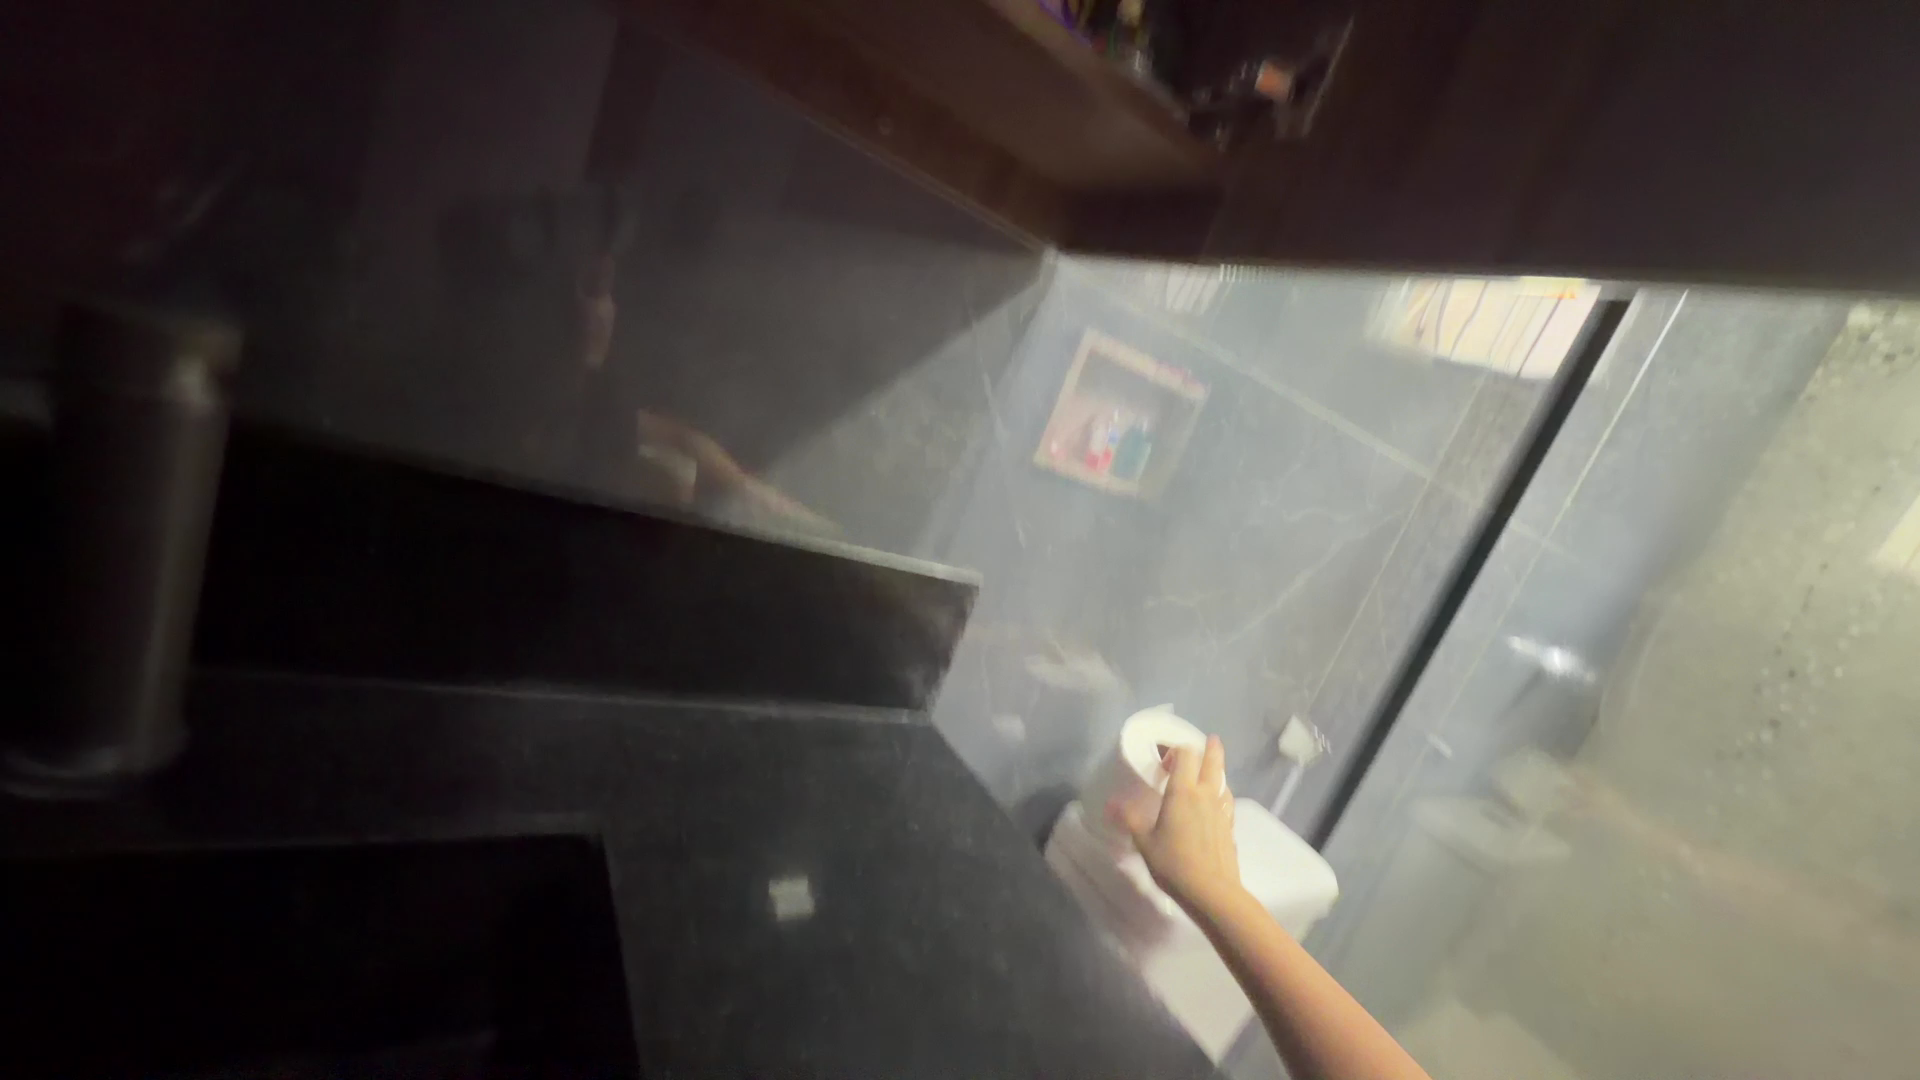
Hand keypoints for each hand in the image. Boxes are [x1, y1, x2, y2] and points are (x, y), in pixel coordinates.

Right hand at [1111, 735, 1243, 917]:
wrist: (1212, 893)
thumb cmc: (1174, 863)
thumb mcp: (1144, 841)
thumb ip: (1129, 818)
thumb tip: (1109, 804)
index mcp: (1183, 791)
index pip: (1185, 754)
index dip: (1175, 749)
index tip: (1163, 760)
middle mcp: (1205, 794)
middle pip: (1213, 761)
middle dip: (1211, 748)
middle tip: (1209, 740)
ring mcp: (1222, 811)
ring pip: (1223, 780)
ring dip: (1217, 771)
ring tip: (1209, 773)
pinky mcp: (1231, 827)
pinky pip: (1227, 801)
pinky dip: (1222, 794)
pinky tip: (1216, 805)